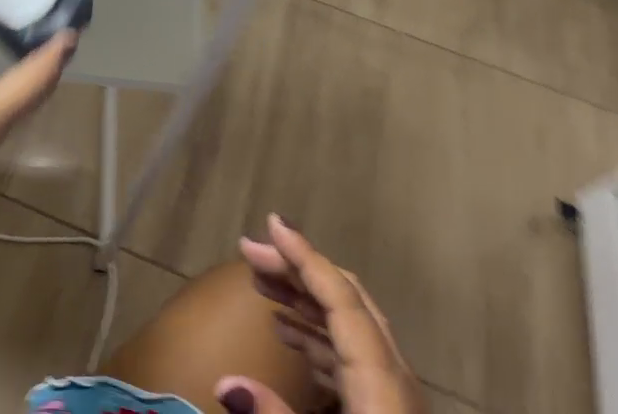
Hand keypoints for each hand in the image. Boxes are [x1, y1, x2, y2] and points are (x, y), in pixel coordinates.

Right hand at [219, 214, 424, 413]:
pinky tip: (287, 332)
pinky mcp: (385, 409)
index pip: (342, 299)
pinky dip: (317, 333)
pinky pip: (351, 354)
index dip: (306, 257)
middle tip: (250, 254)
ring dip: (304, 299)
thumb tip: (224, 382)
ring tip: (261, 285)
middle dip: (298, 270)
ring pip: (349, 326)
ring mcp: (393, 394)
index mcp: (381, 379)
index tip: (272, 223)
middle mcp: (393, 375)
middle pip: (346, 301)